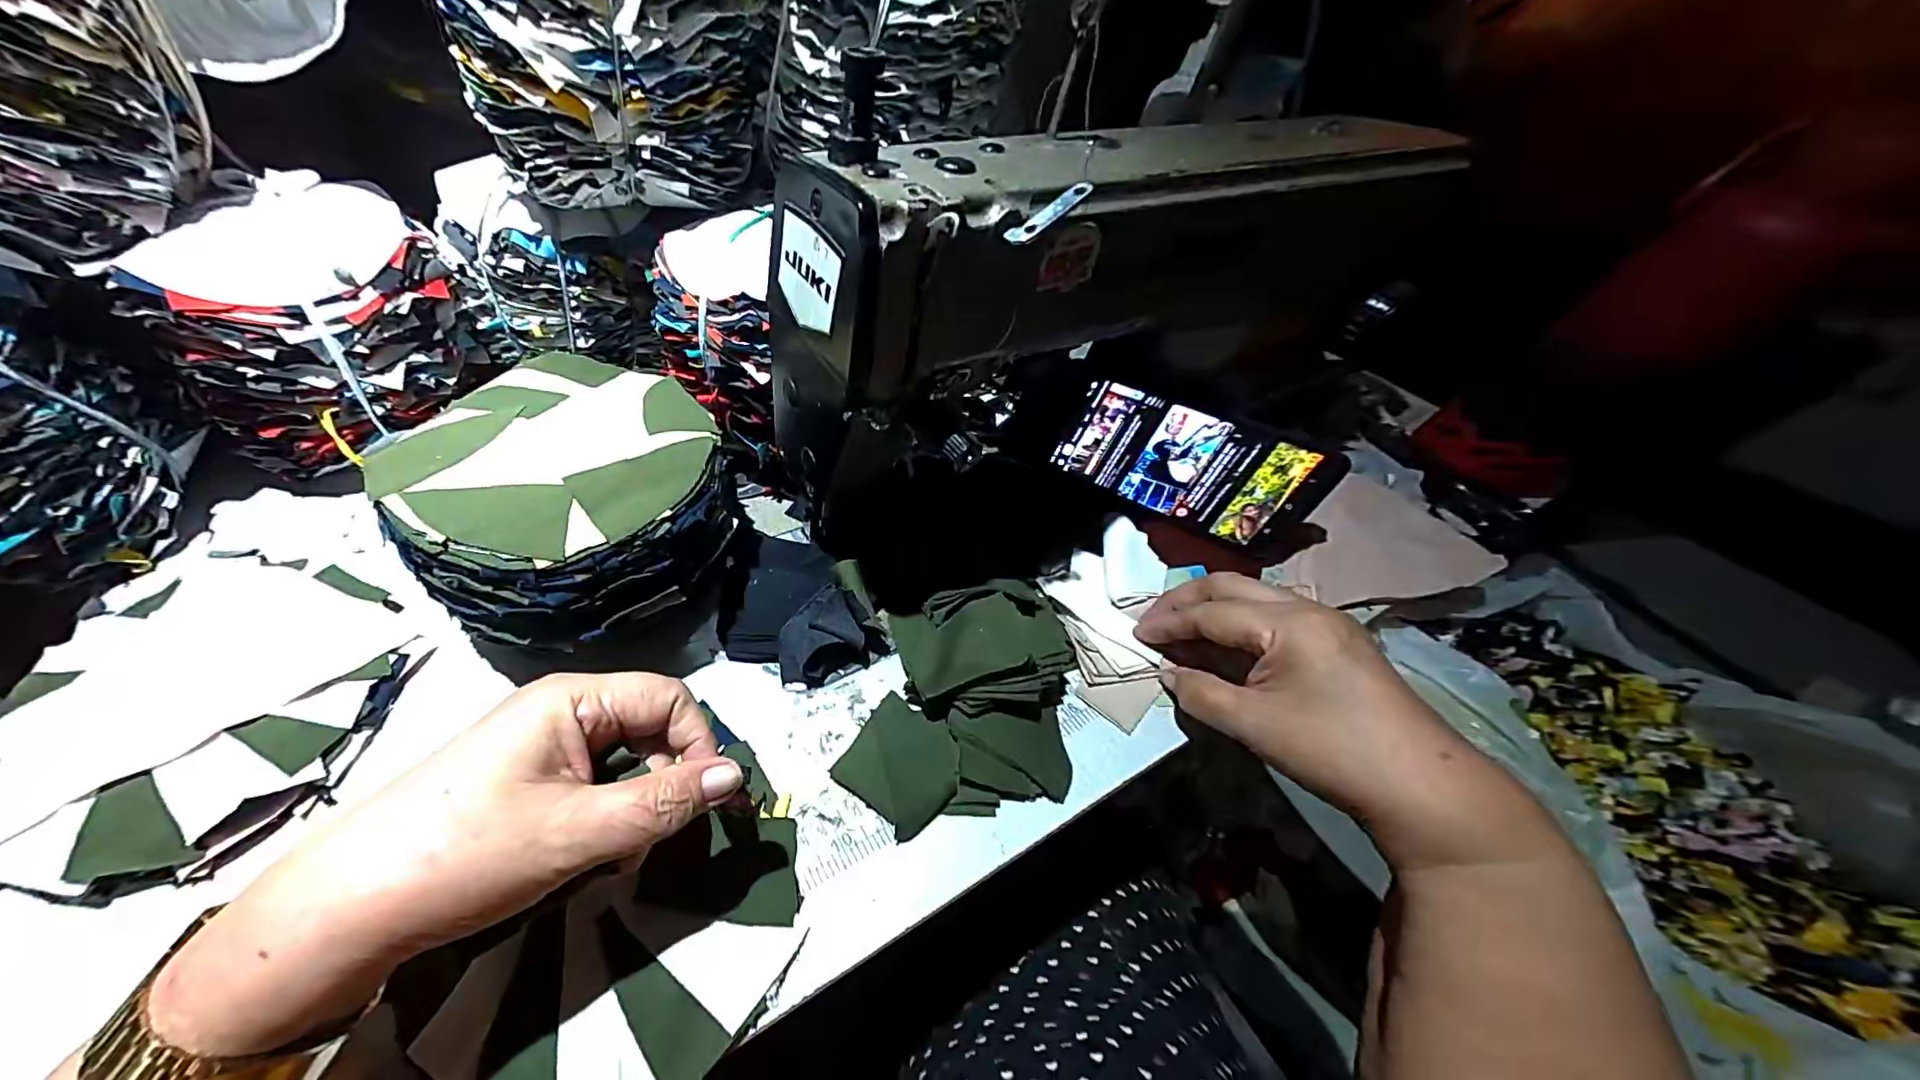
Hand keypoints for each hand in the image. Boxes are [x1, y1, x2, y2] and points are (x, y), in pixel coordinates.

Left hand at [145, 672, 743, 1057]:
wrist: (340, 913)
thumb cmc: (465, 855)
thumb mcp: (578, 831)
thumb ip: (663, 801)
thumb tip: (736, 776)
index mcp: (573, 699)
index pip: (669, 698)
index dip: (698, 743)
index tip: (706, 800)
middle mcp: (563, 710)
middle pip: (650, 728)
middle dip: (667, 781)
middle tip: (658, 836)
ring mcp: (543, 745)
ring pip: (627, 761)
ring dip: (637, 805)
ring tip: (615, 854)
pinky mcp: (530, 779)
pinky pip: (597, 783)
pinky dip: (609, 817)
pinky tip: (589, 854)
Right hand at [1133, 574, 1563, 869]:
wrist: (1421, 786)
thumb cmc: (1331, 749)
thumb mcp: (1253, 724)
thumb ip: (1200, 692)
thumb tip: (1167, 672)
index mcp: (1288, 622)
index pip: (1212, 610)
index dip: (1169, 622)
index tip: (1135, 635)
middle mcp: (1307, 609)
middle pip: (1231, 587)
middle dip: (1185, 601)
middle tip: (1151, 622)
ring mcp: (1326, 624)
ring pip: (1253, 600)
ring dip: (1212, 612)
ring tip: (1179, 634)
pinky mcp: (1335, 644)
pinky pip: (1272, 621)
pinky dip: (1237, 629)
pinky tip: (1221, 650)